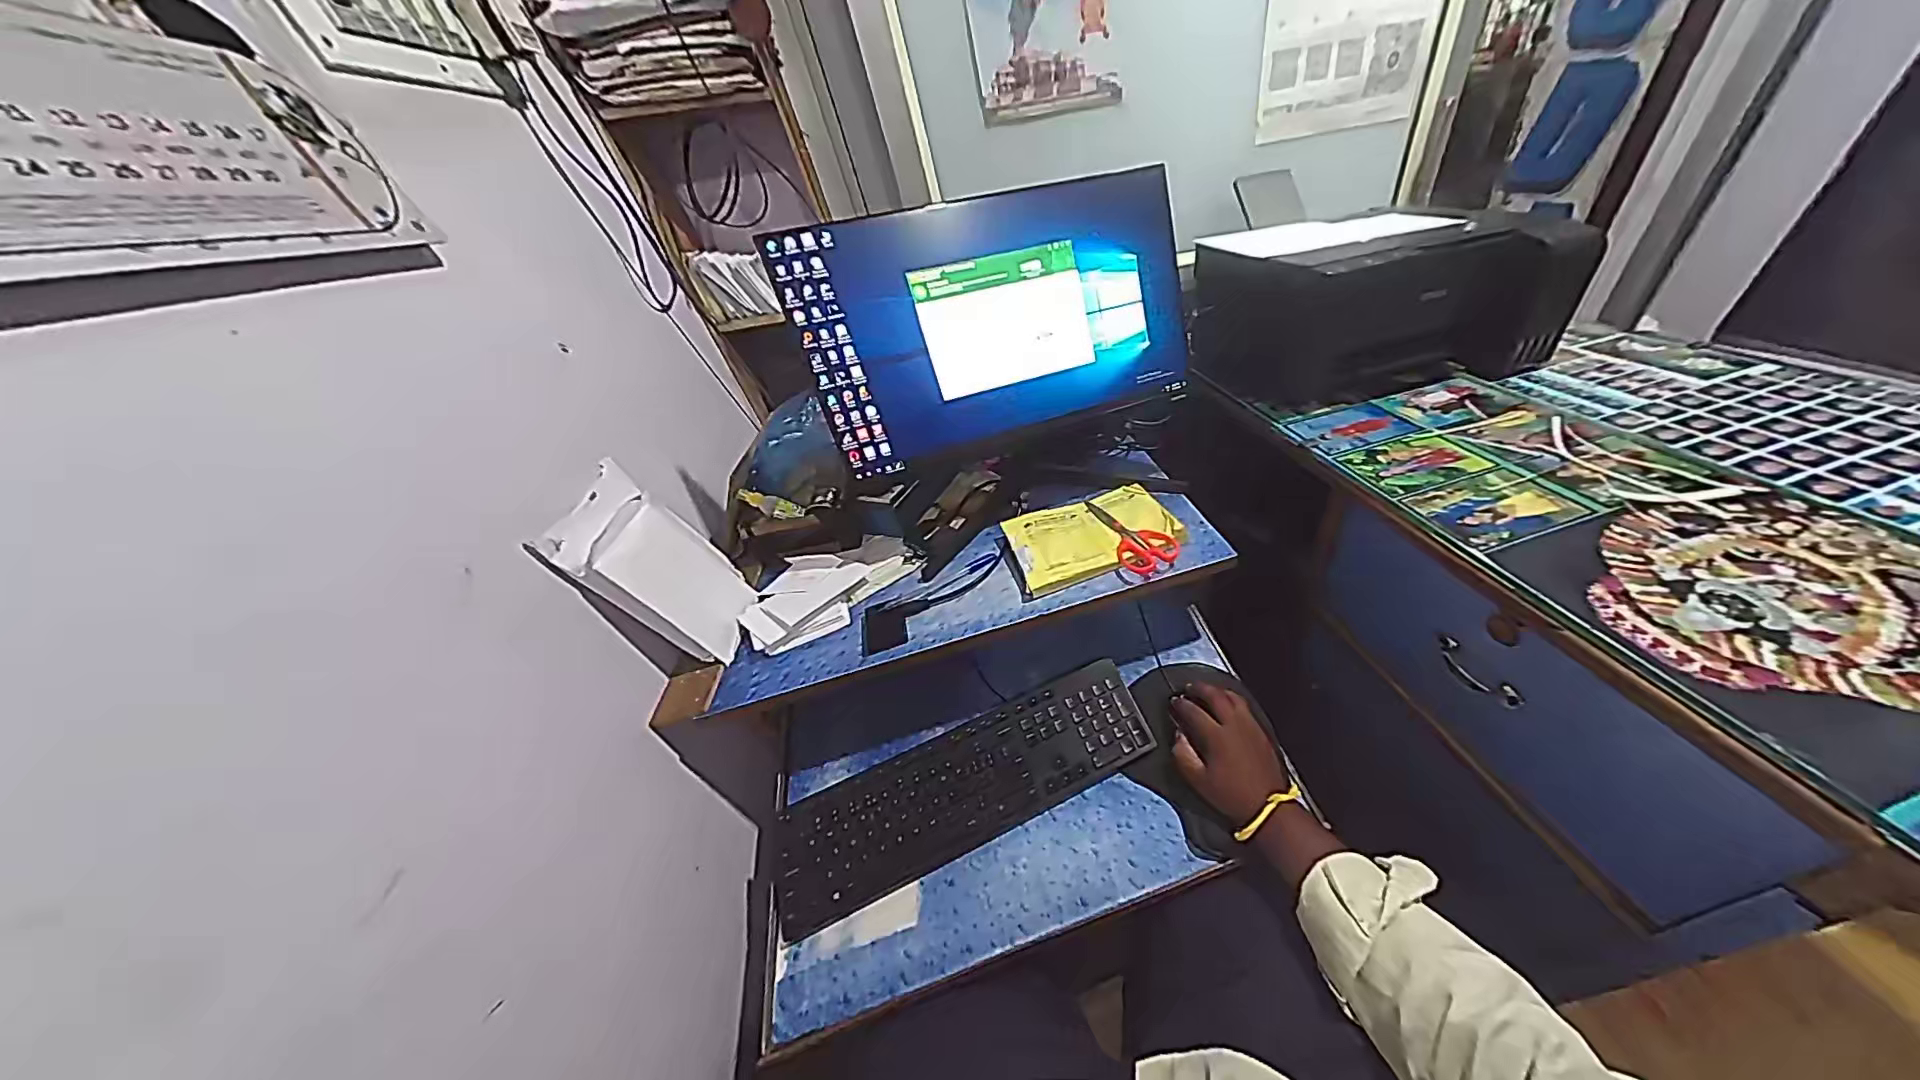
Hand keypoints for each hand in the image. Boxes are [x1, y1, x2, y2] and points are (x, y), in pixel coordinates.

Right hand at [1170, 683, 1292, 825]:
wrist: (1267, 808)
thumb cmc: (1233, 796)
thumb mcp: (1199, 781)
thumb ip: (1183, 755)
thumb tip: (1178, 737)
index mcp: (1216, 736)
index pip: (1193, 711)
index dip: (1180, 704)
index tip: (1173, 703)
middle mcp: (1234, 726)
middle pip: (1215, 695)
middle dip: (1198, 688)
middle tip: (1188, 688)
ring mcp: (1251, 727)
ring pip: (1233, 697)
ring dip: (1217, 690)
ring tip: (1208, 690)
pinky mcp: (1262, 733)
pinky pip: (1245, 707)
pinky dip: (1232, 699)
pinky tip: (1229, 704)